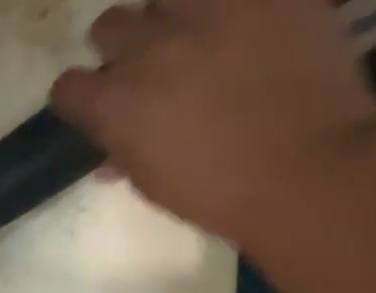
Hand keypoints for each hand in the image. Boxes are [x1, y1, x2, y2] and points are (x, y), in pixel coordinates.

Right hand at [51, 0, 375, 245]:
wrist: (308, 167)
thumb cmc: (214, 190)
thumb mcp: (148, 180)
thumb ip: (124, 150)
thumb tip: (112, 150)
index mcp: (113, 102)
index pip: (67, 86)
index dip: (78, 96)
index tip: (94, 104)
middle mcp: (151, 50)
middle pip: (109, 25)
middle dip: (119, 45)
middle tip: (145, 63)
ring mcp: (214, 16)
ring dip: (171, 15)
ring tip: (195, 35)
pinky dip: (235, 10)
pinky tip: (245, 30)